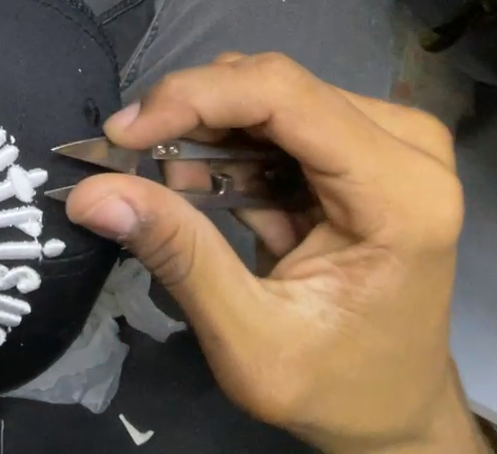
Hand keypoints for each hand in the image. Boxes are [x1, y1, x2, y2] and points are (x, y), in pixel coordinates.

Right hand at [65, 53, 485, 453]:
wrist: (396, 411)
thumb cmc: (339, 388)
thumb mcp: (251, 344)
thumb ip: (178, 257)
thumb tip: (91, 193)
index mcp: (401, 194)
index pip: (282, 94)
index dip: (192, 97)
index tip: (122, 135)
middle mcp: (405, 145)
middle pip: (268, 84)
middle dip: (187, 116)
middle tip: (130, 161)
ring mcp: (387, 136)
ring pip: (260, 90)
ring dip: (202, 131)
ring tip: (173, 189)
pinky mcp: (360, 139)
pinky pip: (268, 110)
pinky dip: (222, 143)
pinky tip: (206, 189)